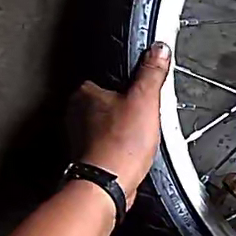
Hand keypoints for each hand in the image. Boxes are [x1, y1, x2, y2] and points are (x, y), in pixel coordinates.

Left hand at [68, 43, 170, 206]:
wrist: (109, 185)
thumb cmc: (120, 145)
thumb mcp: (145, 99)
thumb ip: (152, 72)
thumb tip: (159, 50)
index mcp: (85, 94)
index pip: (104, 78)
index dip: (124, 85)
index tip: (138, 92)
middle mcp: (76, 115)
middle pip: (106, 103)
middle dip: (123, 110)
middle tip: (141, 117)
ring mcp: (81, 138)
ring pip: (105, 126)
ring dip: (121, 131)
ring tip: (138, 137)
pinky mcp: (88, 158)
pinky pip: (107, 146)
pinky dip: (118, 149)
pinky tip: (131, 153)